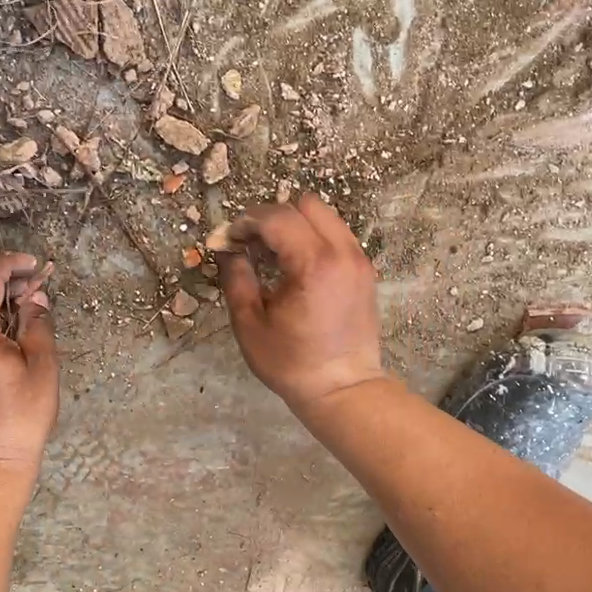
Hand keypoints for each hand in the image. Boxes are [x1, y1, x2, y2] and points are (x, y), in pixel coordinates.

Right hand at [217, 194, 384, 411]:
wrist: (343, 388)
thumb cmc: (291, 363)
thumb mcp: (250, 324)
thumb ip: (236, 278)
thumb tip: (226, 249)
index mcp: (313, 264)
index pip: (277, 217)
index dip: (247, 222)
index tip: (230, 239)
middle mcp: (342, 252)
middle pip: (305, 204)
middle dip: (272, 217)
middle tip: (252, 244)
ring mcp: (358, 258)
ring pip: (324, 215)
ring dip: (294, 224)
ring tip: (274, 255)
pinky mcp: (364, 269)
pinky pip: (336, 234)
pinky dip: (313, 237)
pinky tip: (296, 265)